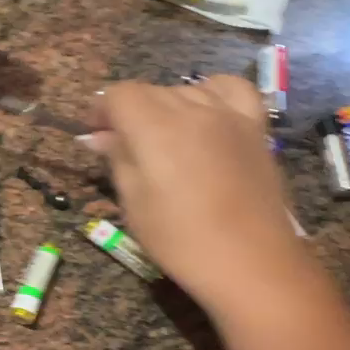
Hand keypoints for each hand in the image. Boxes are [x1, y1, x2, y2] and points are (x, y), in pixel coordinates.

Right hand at [88, 76, 320, 319]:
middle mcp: (193, 110)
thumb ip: (118, 160)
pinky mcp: (255, 126)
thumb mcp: (134, 203)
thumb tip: (99, 136)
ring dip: (165, 106)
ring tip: (161, 137)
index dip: (101, 110)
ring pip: (186, 90)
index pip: (120, 95)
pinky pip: (231, 90)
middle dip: (129, 111)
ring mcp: (229, 115)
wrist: (248, 259)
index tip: (94, 134)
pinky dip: (210, 93)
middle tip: (120, 145)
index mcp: (156, 129)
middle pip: (151, 91)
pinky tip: (204, 114)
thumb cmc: (179, 239)